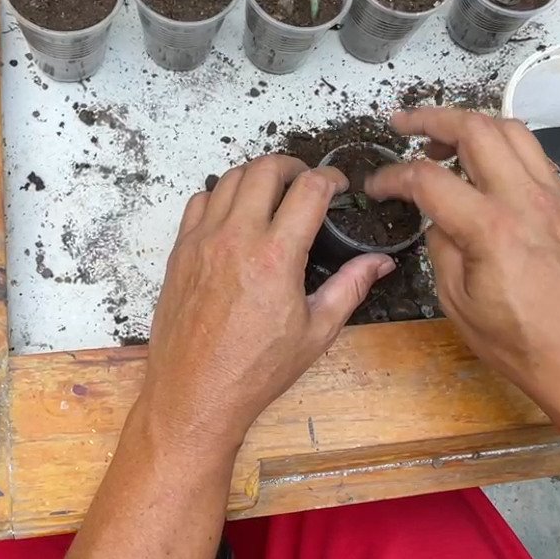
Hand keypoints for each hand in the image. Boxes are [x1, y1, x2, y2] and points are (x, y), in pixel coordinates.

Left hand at [140, 155, 394, 455]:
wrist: (195, 393)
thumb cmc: (255, 370)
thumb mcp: (315, 332)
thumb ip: (350, 287)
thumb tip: (380, 262)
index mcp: (275, 256)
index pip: (308, 189)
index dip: (330, 177)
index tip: (338, 185)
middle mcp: (236, 238)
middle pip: (265, 169)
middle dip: (293, 165)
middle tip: (306, 181)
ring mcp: (202, 241)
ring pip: (229, 178)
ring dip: (256, 175)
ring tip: (273, 191)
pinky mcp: (180, 251)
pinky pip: (199, 201)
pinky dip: (220, 194)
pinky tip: (234, 213)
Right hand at [366, 108, 559, 409]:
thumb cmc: (519, 343)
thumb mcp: (457, 302)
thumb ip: (441, 247)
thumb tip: (439, 217)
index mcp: (492, 229)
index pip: (428, 179)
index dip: (393, 176)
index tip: (376, 185)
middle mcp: (527, 200)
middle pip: (476, 128)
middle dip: (432, 118)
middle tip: (402, 124)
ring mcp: (555, 198)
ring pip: (511, 130)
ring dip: (471, 125)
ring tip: (442, 143)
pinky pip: (534, 155)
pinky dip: (501, 146)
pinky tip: (483, 168)